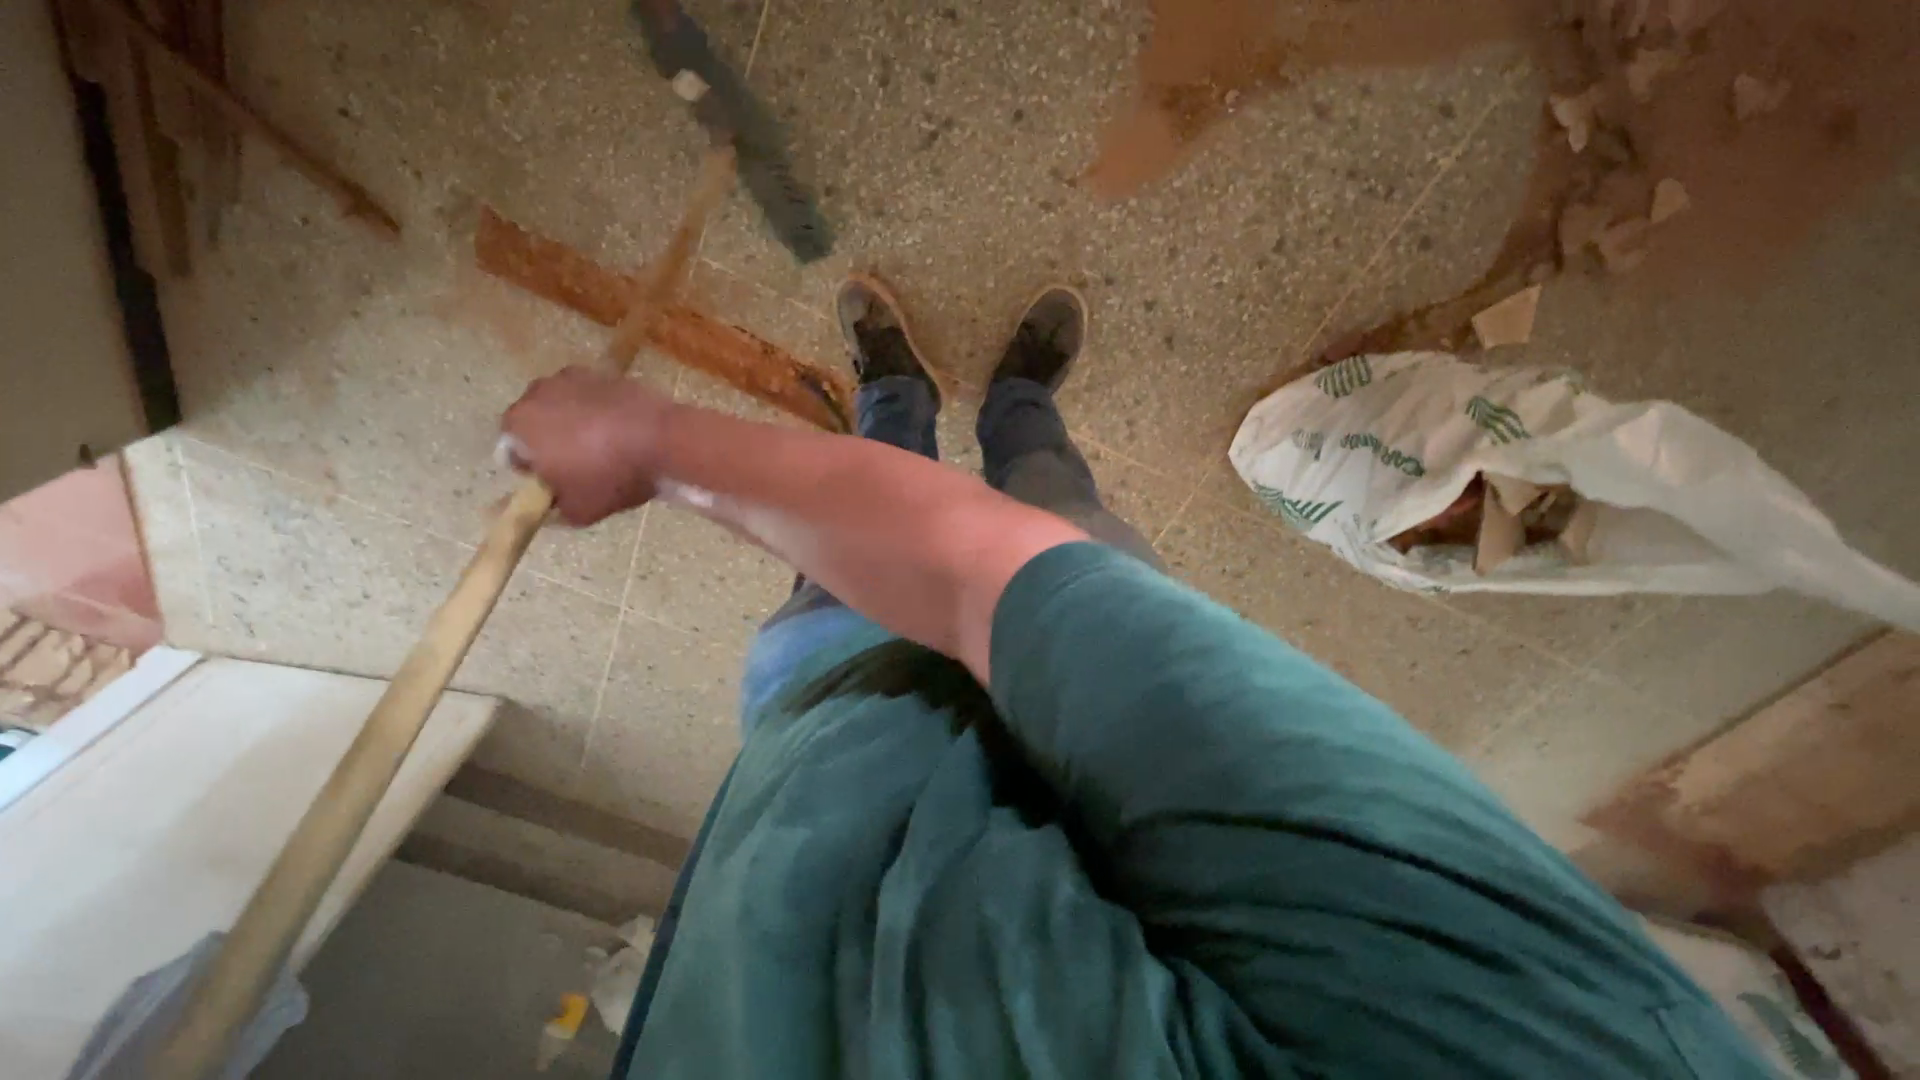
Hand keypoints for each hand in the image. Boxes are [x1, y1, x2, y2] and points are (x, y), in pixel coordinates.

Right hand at [500, 366, 673, 525]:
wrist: (666, 440)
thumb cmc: (612, 476)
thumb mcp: (577, 510)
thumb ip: (543, 510)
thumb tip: (520, 508)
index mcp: (518, 423)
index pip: (513, 455)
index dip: (536, 475)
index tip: (561, 486)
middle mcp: (537, 392)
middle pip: (537, 426)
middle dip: (552, 446)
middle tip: (583, 469)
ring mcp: (574, 377)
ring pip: (564, 409)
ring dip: (576, 426)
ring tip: (606, 450)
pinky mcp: (606, 373)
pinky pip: (594, 399)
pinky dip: (601, 413)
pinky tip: (623, 432)